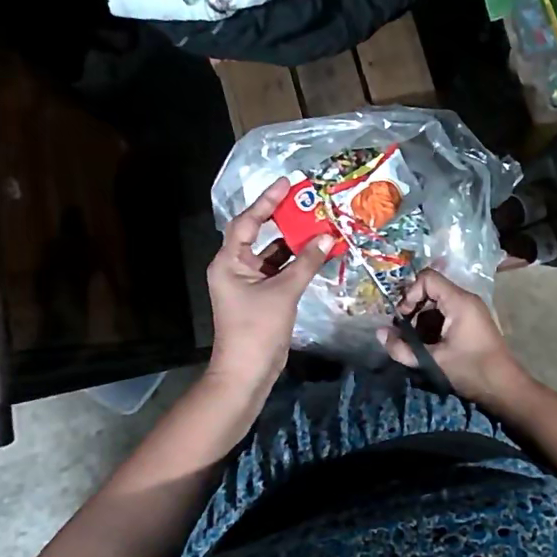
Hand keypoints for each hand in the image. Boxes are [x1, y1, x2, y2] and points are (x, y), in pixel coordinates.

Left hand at [208, 177, 333, 389]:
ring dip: (292, 241)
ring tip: (317, 223)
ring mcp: (247, 283)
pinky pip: (278, 270)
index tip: (287, 184)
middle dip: (282, 218)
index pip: (247, 222)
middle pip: (258, 234)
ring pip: (271, 254)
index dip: (266, 201)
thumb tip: (327, 237)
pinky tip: (315, 252)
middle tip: (306, 200)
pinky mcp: (260, 297)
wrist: (247, 372)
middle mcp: (234, 267)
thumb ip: (305, 263)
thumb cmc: (257, 328)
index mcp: (229, 261)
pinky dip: (295, 262)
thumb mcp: (283, 292)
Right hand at [378, 269, 525, 404]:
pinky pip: (446, 313)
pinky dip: (433, 325)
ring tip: (415, 342)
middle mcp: (465, 299)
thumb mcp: (433, 361)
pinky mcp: (472, 322)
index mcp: (458, 301)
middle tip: (403, 330)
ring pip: (437, 303)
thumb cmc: (471, 370)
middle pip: (431, 289)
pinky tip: (429, 346)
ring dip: (421, 319)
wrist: (505, 387)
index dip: (410, 294)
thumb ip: (403, 349)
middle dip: (413, 308)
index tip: (402, 317)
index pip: (427, 278)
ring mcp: (471, 310)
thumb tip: (380, 334)